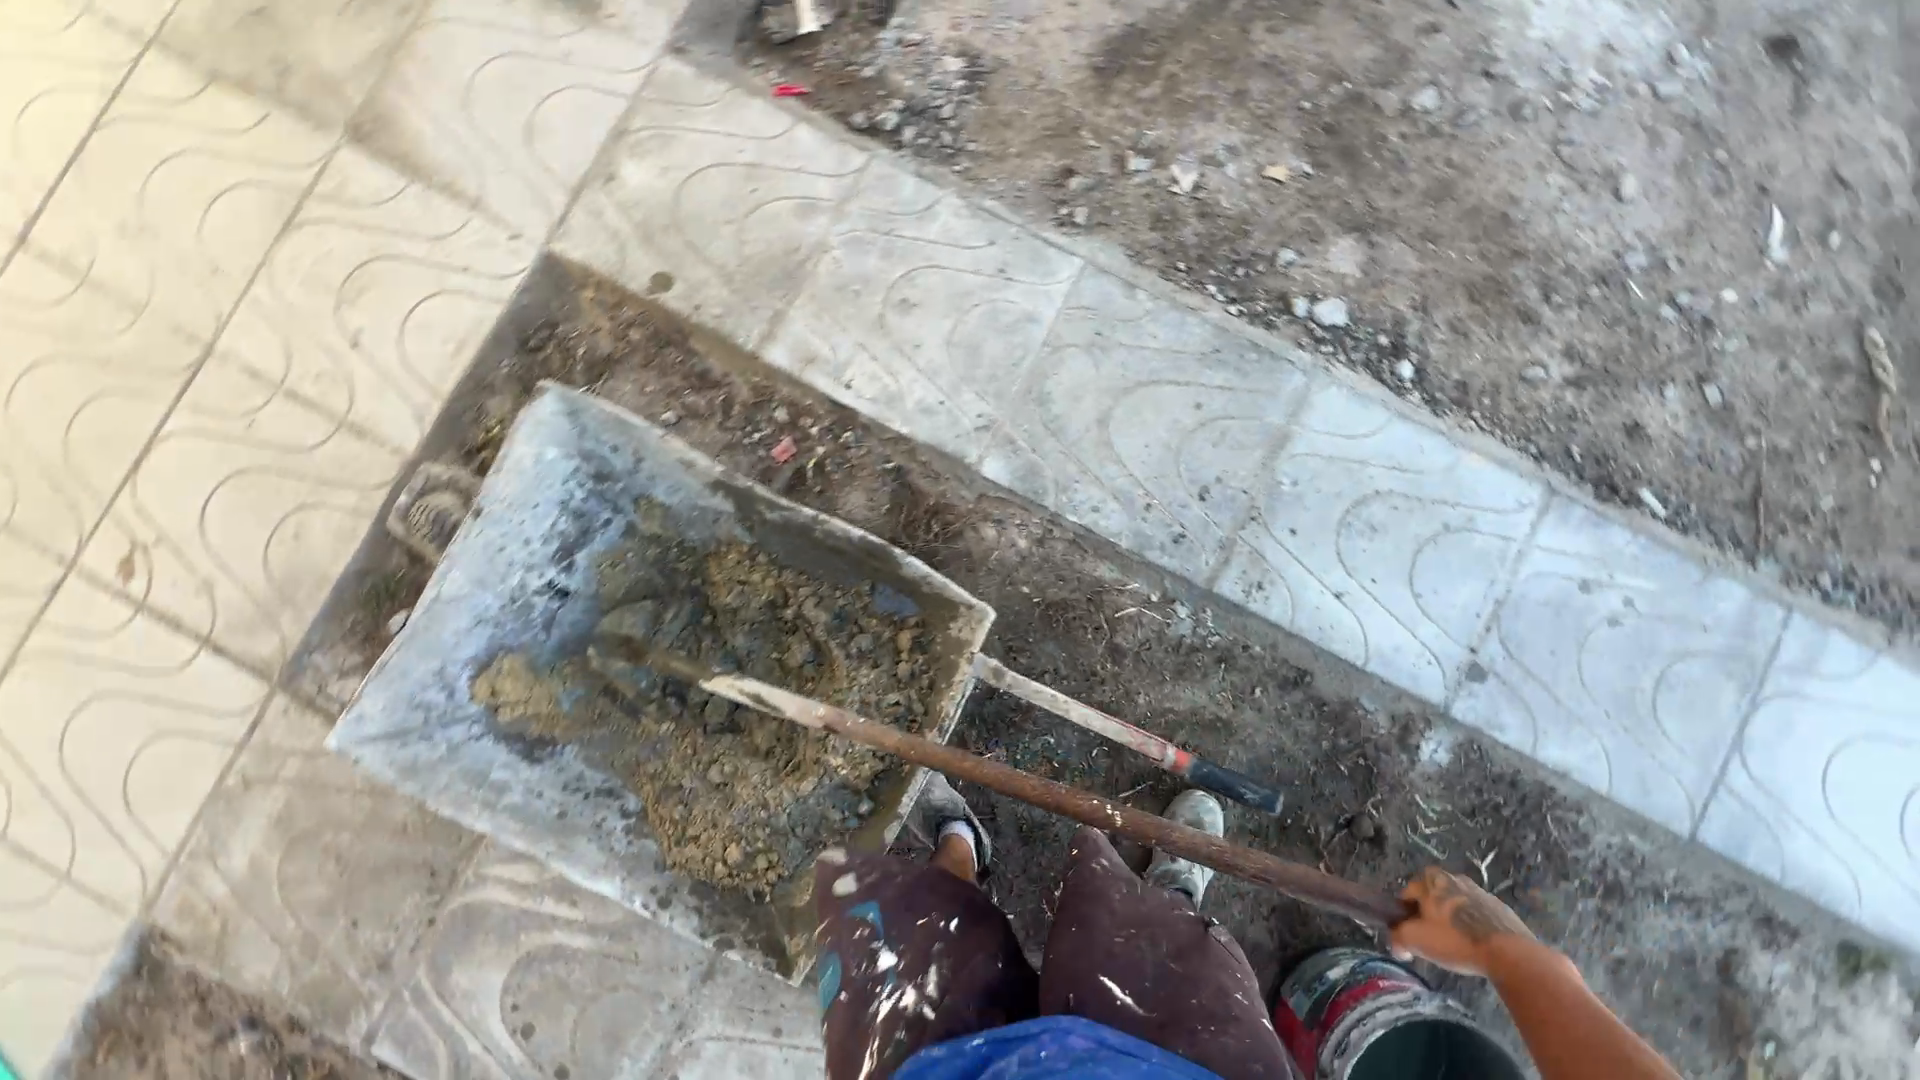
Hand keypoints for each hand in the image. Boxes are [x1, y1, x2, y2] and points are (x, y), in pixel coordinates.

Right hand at [1390, 866, 1533, 976]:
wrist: (1510, 954)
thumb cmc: (1455, 940)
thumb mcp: (1415, 940)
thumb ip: (1397, 938)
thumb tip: (1398, 944)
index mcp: (1430, 879)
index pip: (1407, 895)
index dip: (1405, 916)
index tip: (1412, 935)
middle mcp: (1454, 878)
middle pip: (1433, 899)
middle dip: (1430, 916)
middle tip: (1433, 939)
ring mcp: (1481, 892)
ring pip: (1456, 906)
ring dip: (1453, 921)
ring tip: (1457, 946)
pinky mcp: (1501, 908)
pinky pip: (1479, 916)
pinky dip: (1474, 928)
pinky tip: (1477, 947)